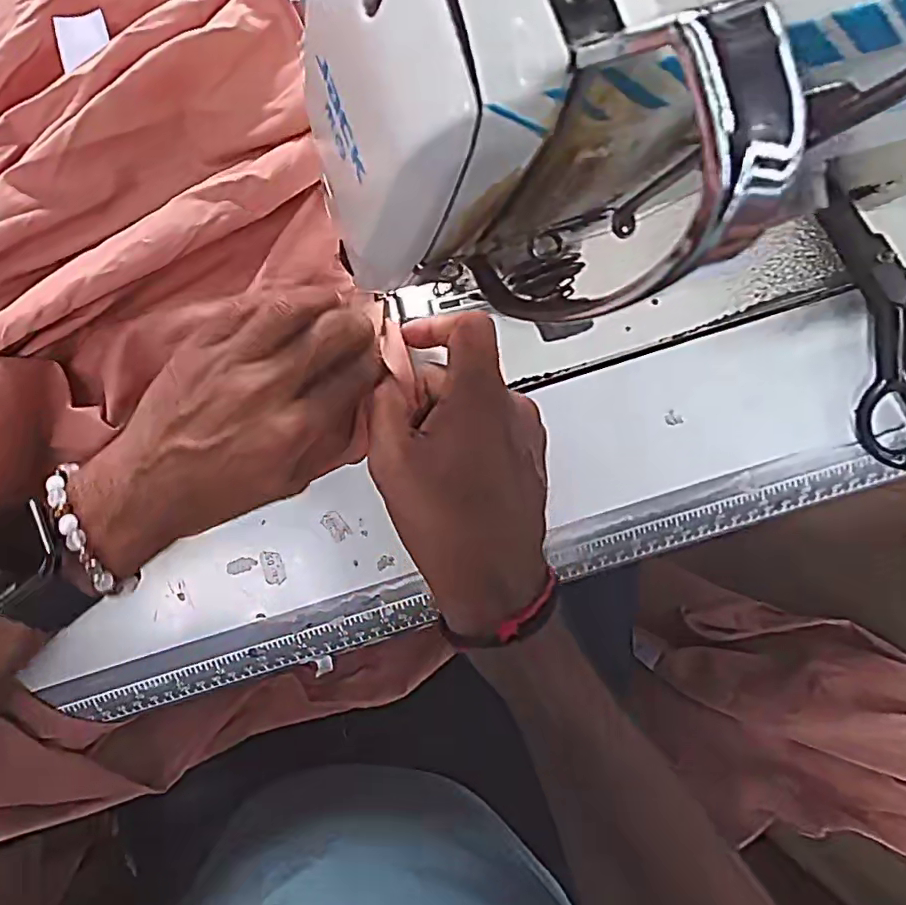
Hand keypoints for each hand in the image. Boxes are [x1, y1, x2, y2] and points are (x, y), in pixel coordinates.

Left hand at [70, 288, 382, 574]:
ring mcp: (230, 361)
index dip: (372, 359)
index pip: (352, 377)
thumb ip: (325, 444)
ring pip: (290, 309)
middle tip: (361, 319)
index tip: (374, 353)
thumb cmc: (210, 492)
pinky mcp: (201, 345)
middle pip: (330, 334)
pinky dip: (275, 296)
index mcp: (291, 429)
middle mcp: (265, 389)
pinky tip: (289, 298)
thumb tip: (353, 409)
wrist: (147, 484)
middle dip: (356, 322)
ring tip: (333, 298)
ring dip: (321, 298)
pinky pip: (245, 306)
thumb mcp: (285, 483)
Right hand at [368, 312, 548, 637]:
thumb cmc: (453, 531)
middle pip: (458, 371)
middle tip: (395, 428)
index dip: (433, 324)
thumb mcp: (391, 460)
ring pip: (469, 400)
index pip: (470, 326)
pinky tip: (439, 473)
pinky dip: (458, 435)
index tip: (410, 340)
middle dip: (420, 392)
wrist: (493, 581)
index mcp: (481, 400)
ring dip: (437, 417)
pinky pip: (486, 424)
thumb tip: (381, 377)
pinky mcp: (524, 455)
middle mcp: (510, 409)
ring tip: (418, 462)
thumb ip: (381, 404)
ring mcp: (522, 433)